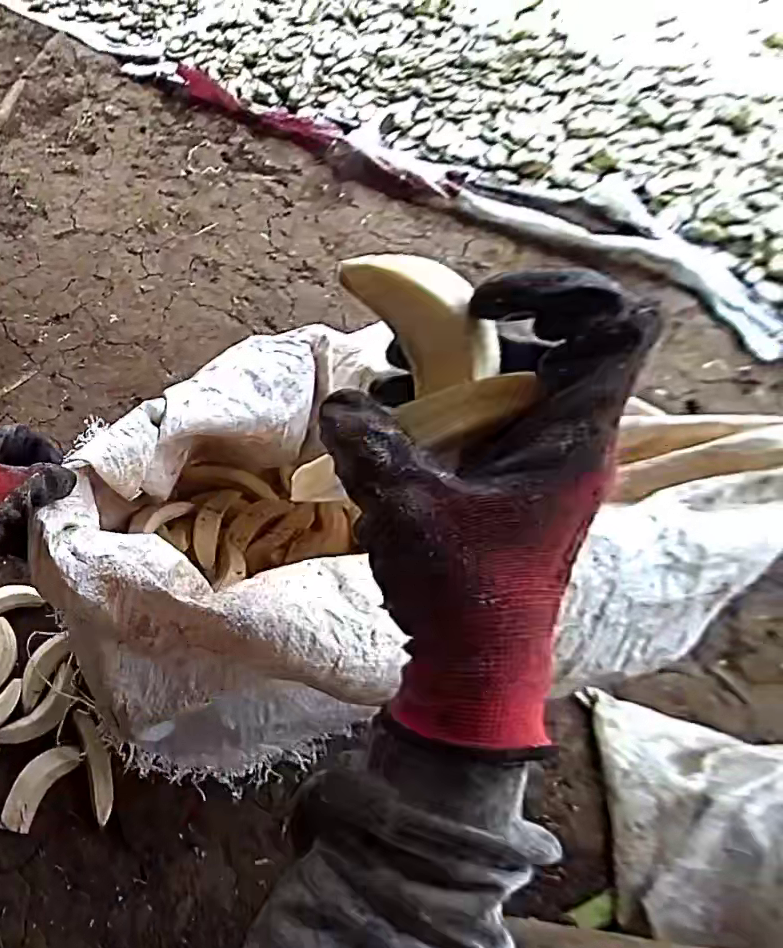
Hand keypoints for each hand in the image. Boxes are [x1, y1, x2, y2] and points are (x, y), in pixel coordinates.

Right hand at [319, 269, 660, 754]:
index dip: (554, 294)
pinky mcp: (487, 485)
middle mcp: (556, 439)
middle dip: (460, 346)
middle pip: (533, 355)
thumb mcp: (408, 510)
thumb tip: (340, 403)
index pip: (610, 328)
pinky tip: (374, 444)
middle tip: (397, 362)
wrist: (473, 651)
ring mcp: (520, 463)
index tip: (473, 304)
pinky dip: (417, 424)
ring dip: (430, 388)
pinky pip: (460, 432)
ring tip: (374, 404)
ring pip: (489, 395)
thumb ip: (373, 450)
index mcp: (570, 436)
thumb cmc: (461, 585)